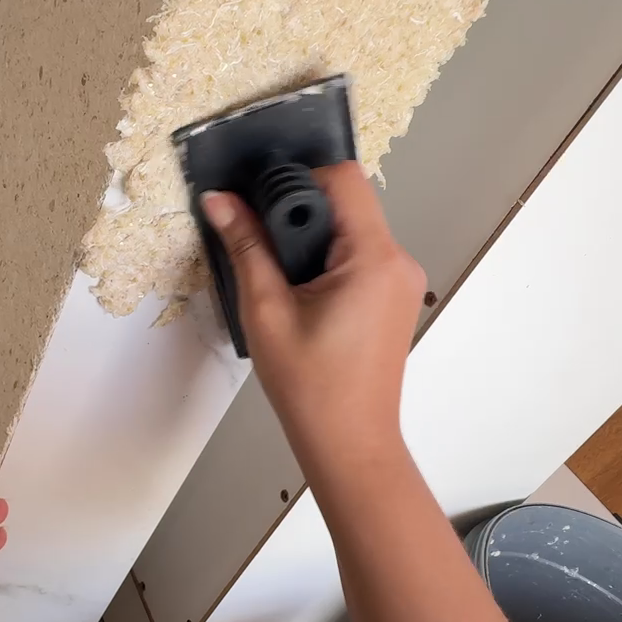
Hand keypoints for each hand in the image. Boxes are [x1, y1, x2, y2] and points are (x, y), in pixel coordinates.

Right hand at [200, 162, 425, 458]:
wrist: (348, 442)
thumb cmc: (307, 382)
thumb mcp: (265, 309)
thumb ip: (245, 246)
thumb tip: (218, 198)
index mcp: (373, 258)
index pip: (343, 179)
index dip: (298, 180)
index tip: (261, 207)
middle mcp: (398, 260)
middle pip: (350, 202)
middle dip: (301, 212)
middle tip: (262, 245)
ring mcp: (402, 280)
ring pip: (353, 229)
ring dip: (312, 237)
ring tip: (278, 275)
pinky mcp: (395, 298)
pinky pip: (360, 255)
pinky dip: (327, 258)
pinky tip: (301, 291)